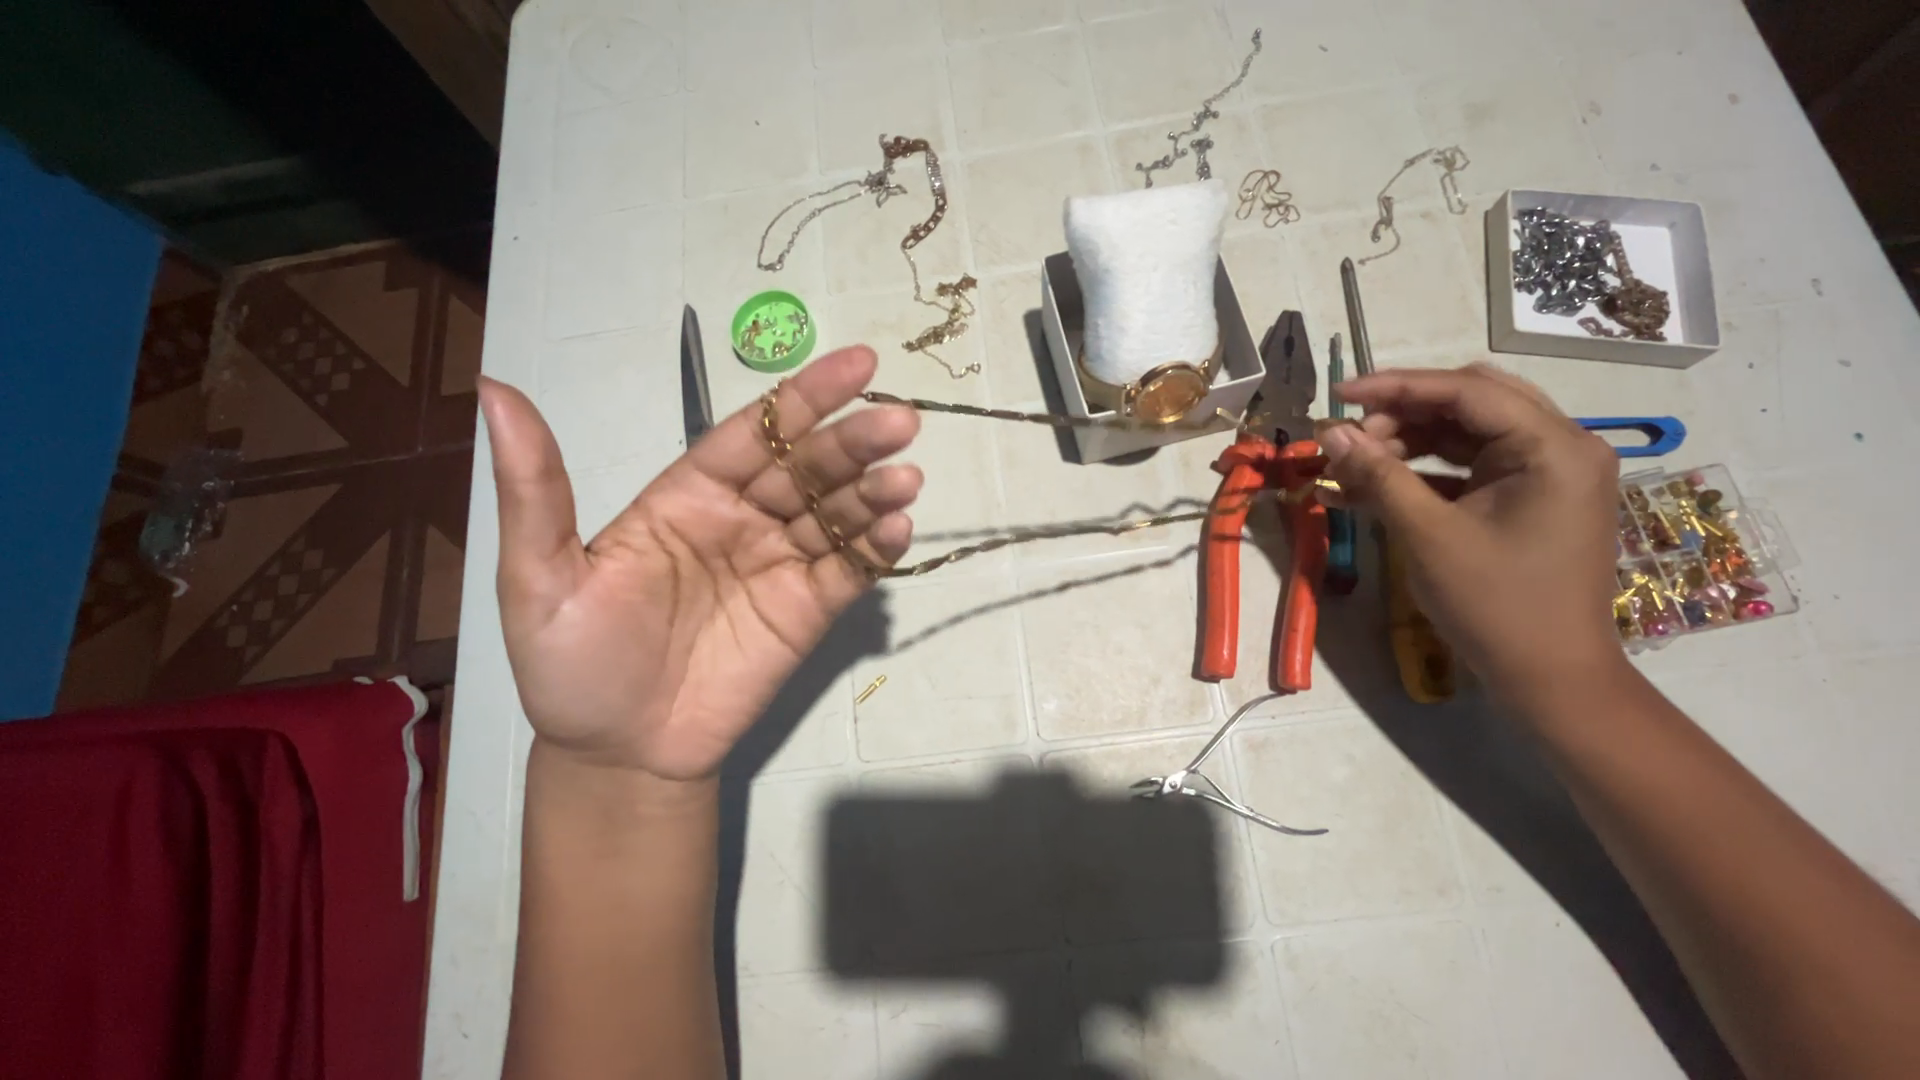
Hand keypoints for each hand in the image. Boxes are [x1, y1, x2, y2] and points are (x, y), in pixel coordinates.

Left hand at [479, 347, 921, 781]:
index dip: (803, 397)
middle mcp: (742, 519)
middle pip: (807, 466)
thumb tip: (494, 387)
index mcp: (687, 496)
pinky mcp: (806, 613)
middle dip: (853, 441)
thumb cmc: (573, 665)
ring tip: (906, 478)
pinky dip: (876, 550)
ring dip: (874, 492)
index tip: (858, 362)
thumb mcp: (539, 578)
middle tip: (901, 421)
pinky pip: (848, 572)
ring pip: (837, 514)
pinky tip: (898, 530)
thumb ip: (536, 489)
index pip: (754, 432)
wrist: (619, 755)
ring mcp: (780, 566)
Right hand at [1318, 364, 1624, 699]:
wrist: (1549, 675)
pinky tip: (1373, 486)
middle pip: (1472, 401)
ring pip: (1468, 432)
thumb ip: (1379, 475)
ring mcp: (1548, 473)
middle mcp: (1561, 446)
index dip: (1396, 387)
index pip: (1467, 391)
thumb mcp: (1428, 535)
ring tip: (1355, 463)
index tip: (1338, 395)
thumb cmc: (1495, 603)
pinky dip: (1425, 472)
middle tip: (1350, 434)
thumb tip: (1330, 433)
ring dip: (1409, 441)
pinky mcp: (1531, 498)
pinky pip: (1472, 466)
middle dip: (1404, 411)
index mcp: (1553, 446)